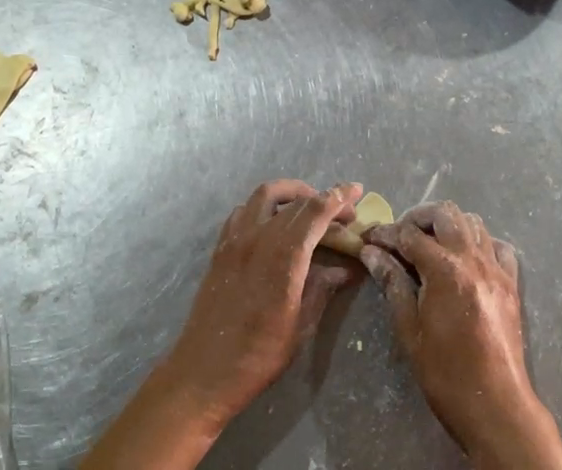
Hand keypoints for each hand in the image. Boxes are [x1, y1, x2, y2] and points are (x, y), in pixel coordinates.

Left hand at [164, 180, 362, 424]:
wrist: (204, 371)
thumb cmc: (259, 355)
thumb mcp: (300, 326)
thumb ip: (322, 289)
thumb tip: (344, 269)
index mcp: (284, 256)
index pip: (316, 211)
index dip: (338, 196)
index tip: (356, 191)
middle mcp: (258, 238)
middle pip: (295, 201)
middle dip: (322, 199)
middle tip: (341, 213)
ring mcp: (235, 240)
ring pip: (265, 195)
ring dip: (290, 193)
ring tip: (307, 207)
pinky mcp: (220, 248)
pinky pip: (243, 211)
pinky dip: (263, 207)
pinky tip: (272, 224)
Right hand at [361, 202, 561, 469]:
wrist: (495, 404)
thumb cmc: (444, 371)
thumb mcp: (408, 328)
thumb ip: (392, 282)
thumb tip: (372, 252)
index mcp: (444, 268)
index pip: (408, 235)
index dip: (385, 233)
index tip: (369, 238)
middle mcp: (473, 258)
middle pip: (445, 213)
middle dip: (418, 218)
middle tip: (400, 236)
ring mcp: (496, 268)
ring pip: (473, 223)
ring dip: (449, 225)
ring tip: (431, 245)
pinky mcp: (511, 283)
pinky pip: (498, 246)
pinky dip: (480, 242)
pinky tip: (466, 259)